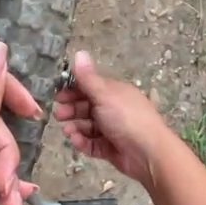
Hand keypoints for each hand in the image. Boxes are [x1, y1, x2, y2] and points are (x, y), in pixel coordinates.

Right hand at [53, 51, 178, 189]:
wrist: (148, 152)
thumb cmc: (127, 118)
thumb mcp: (105, 95)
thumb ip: (88, 78)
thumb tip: (79, 52)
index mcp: (114, 93)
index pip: (90, 87)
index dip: (73, 90)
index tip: (58, 95)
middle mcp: (113, 109)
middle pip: (87, 107)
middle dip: (71, 110)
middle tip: (59, 115)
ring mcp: (112, 130)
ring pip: (88, 127)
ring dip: (75, 127)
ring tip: (67, 131)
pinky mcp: (110, 148)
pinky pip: (92, 143)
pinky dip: (83, 142)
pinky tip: (76, 141)